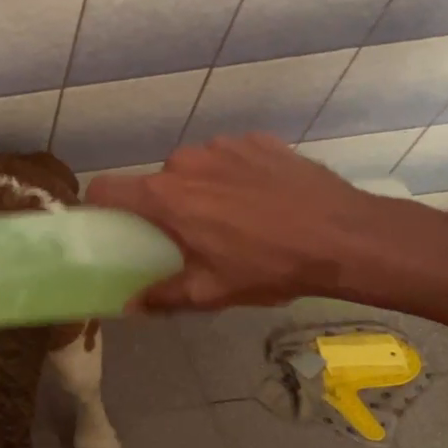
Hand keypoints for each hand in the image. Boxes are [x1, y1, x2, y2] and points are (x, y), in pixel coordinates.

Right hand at [86, 133, 403, 310]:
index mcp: (164, 197)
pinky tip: (263, 199)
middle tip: (191, 233)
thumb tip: (129, 306)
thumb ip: (163, 296)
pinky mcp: (257, 141)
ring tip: (234, 216)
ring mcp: (223, 146)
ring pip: (194, 168)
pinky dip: (235, 175)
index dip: (99, 206)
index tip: (110, 224)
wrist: (348, 237)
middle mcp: (185, 162)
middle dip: (165, 205)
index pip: (104, 189)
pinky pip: (229, 157)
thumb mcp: (212, 291)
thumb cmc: (271, 265)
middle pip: (156, 182)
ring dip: (201, 188)